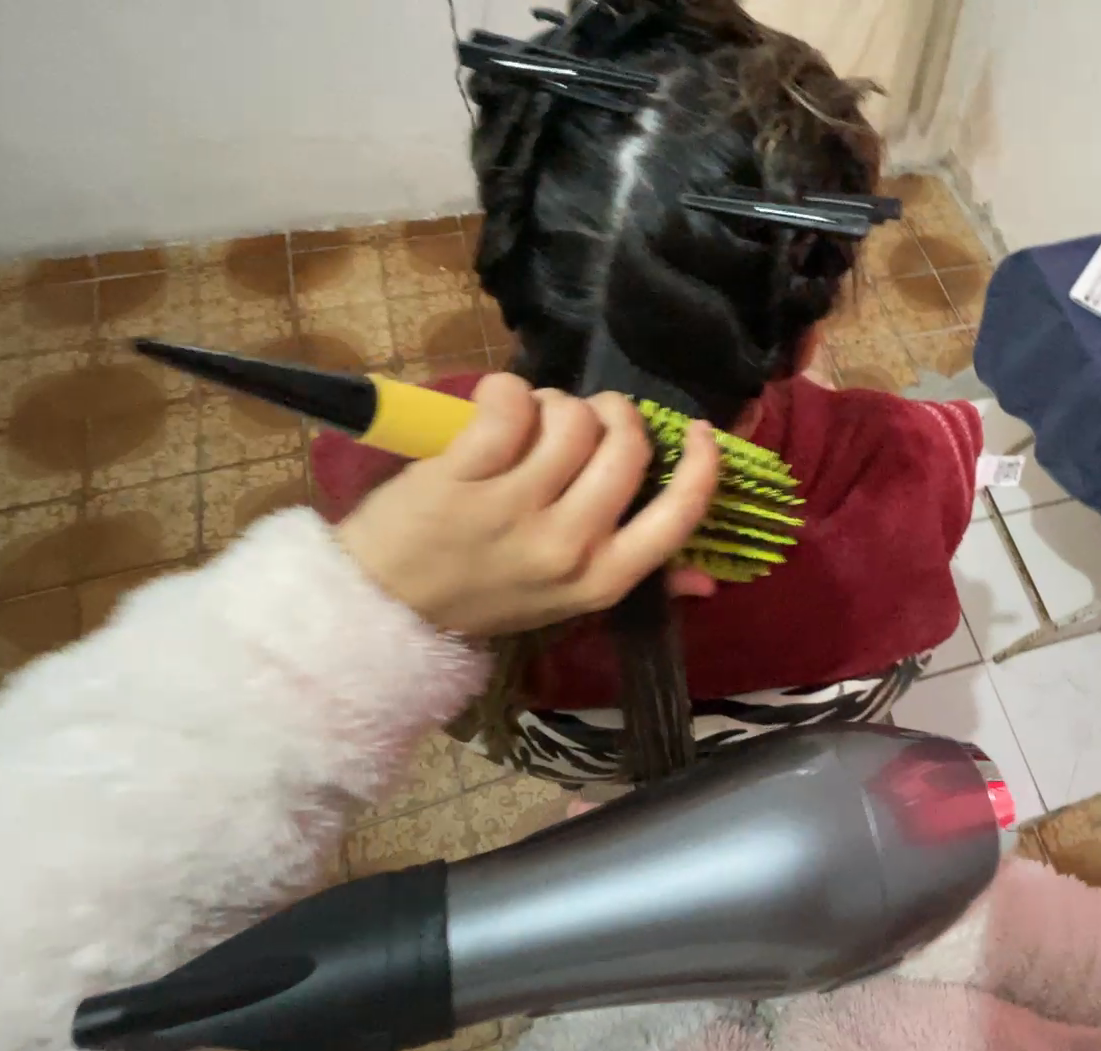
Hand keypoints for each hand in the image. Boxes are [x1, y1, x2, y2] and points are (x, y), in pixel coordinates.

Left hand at [337, 374, 720, 635]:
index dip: (702, 463)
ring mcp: (512, 509)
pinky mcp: (460, 477)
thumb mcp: (574, 601)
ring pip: (571, 418)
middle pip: (625, 445)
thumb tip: (709, 581)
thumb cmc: (492, 597)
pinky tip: (497, 407)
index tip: (700, 431)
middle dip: (615, 415)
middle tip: (588, 421)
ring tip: (533, 424)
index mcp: (604, 577)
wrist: (391, 610)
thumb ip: (641, 582)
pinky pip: (511, 403)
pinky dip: (509, 390)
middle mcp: (567, 544)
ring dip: (556, 405)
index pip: (678, 515)